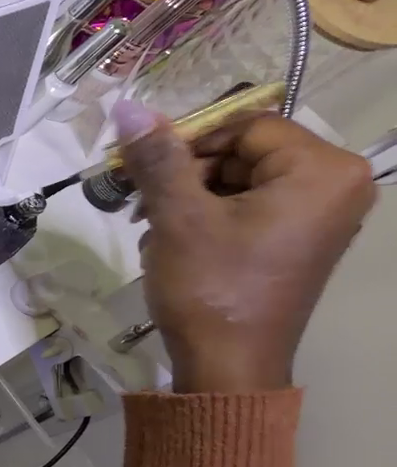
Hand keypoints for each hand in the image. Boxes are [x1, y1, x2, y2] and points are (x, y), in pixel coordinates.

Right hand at [114, 99, 377, 393]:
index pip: (246, 128)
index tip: (139, 171)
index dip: (187, 143)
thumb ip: (157, 159)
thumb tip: (128, 107)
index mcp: (322, 169)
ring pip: (246, 181)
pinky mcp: (301, 240)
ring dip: (192, 197)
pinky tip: (177, 241)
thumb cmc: (210, 284)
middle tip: (139, 205)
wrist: (229, 359)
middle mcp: (338, 184)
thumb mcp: (177, 218)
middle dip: (187, 174)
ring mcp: (323, 215)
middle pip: (248, 153)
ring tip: (154, 228)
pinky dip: (211, 216)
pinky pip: (255, 208)